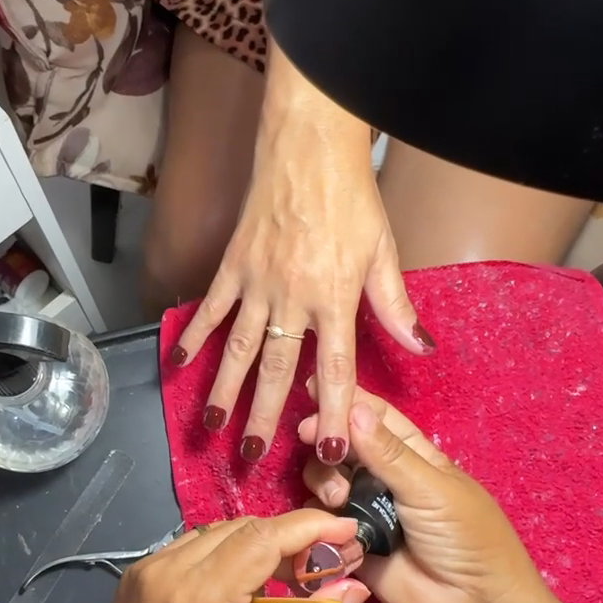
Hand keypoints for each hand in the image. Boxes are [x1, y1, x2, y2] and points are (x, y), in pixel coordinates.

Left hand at [74, 511, 369, 602]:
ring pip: (218, 531)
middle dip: (290, 537)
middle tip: (328, 561)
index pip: (262, 539)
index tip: (349, 529)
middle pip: (242, 528)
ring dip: (259, 543)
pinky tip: (246, 582)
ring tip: (292, 573)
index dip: (310, 528)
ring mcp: (147, 566)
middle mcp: (166, 569)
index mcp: (196, 600)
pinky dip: (228, 552)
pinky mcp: (139, 571)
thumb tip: (354, 588)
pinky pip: (195, 544)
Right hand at [172, 61, 427, 467]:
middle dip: (266, 416)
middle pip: (279, 369)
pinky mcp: (233, 265)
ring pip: (240, 347)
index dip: (335, 413)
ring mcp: (257, 284)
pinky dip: (195, 334)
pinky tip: (182, 361)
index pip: (337, 368)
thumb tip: (421, 347)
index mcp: (336, 298)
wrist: (308, 147)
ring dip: (225, 388)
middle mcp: (293, 298)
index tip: (331, 451)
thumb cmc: (351, 197)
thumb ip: (395, 305)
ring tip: (213, 424)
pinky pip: (212, 307)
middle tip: (252, 455)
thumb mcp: (383, 250)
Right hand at [297, 384, 548, 602]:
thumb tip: (354, 409)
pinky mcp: (348, 542)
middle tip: (315, 444)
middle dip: (325, 443)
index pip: (374, 417)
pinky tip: (336, 530)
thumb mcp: (431, 489)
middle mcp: (382, 478)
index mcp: (412, 455)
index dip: (345, 403)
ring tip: (338, 499)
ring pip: (322, 480)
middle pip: (339, 445)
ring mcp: (363, 510)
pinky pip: (318, 522)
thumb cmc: (468, 539)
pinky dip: (319, 520)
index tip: (313, 391)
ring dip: (323, 482)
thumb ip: (388, 454)